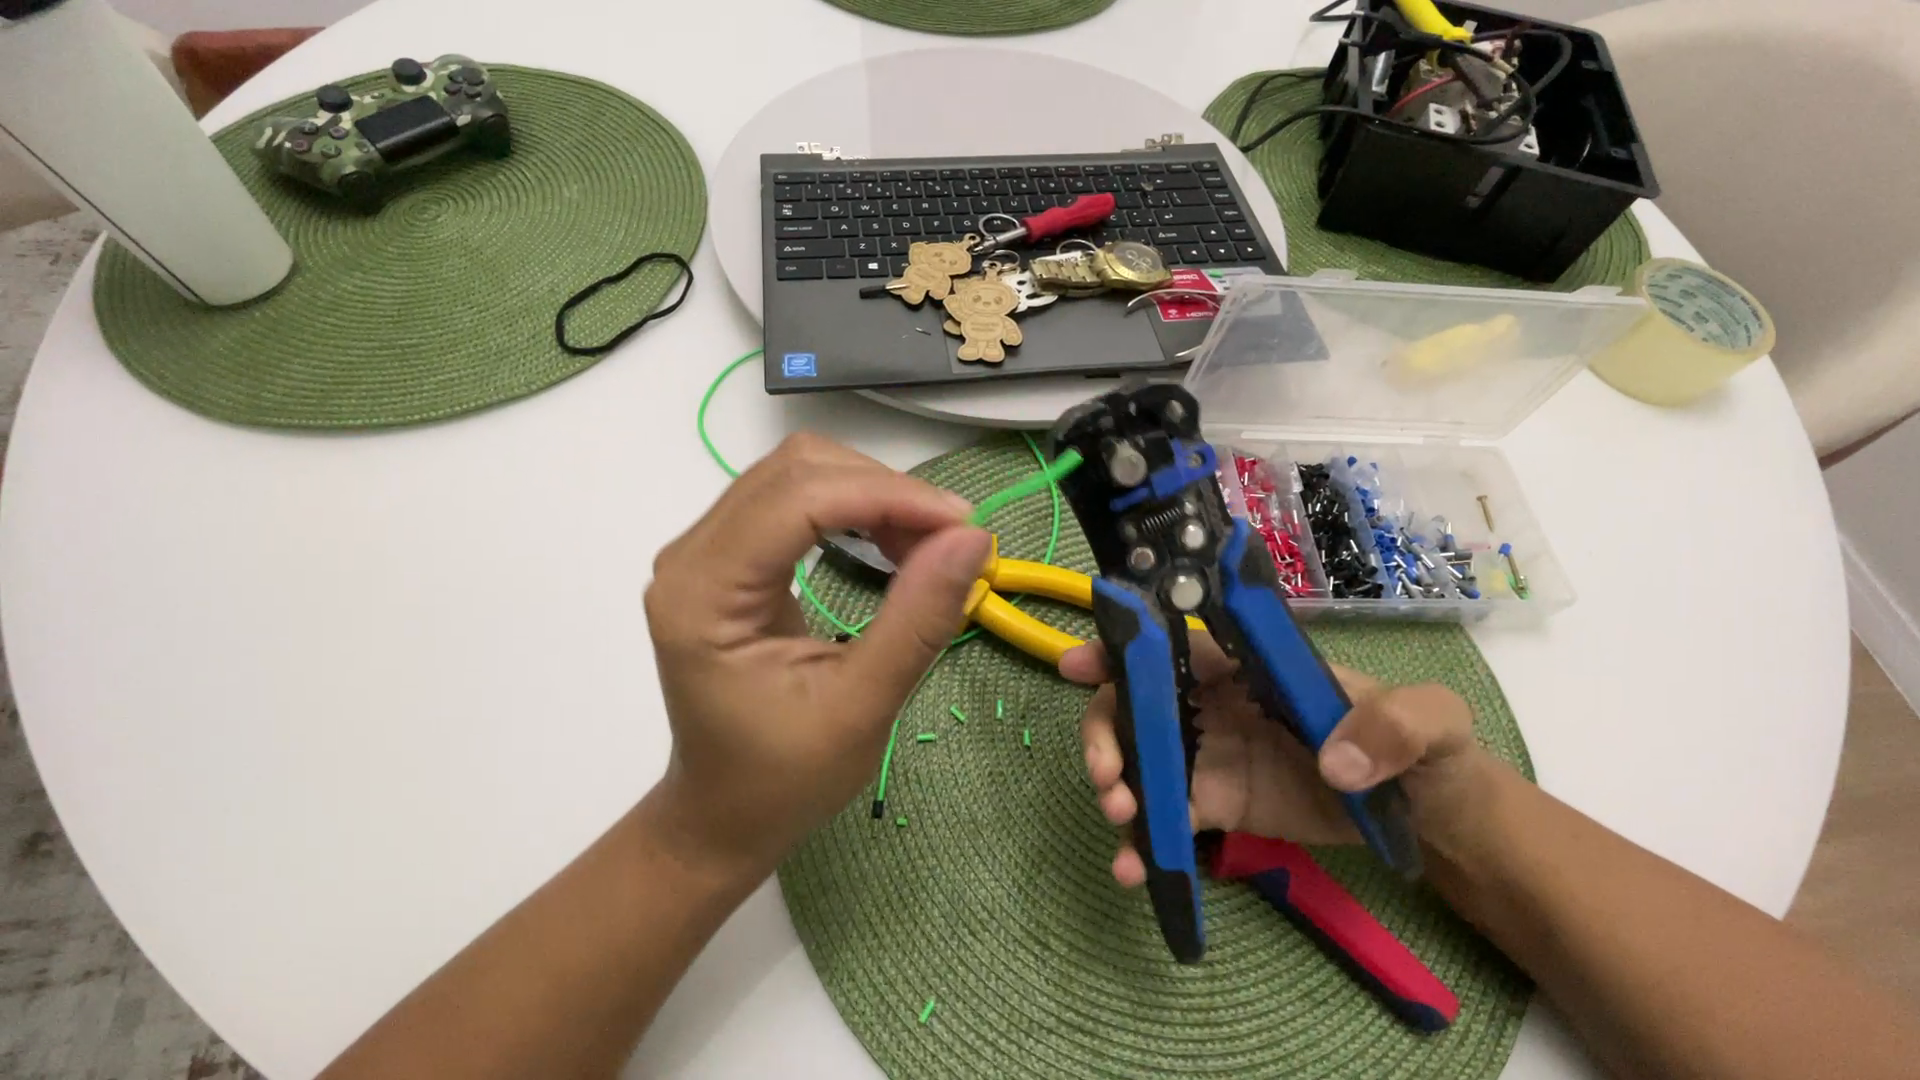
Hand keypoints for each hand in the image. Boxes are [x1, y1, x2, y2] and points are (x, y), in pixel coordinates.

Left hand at [643, 434, 990, 880]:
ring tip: (926, 547)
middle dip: (884, 491)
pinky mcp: (725, 558)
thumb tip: (972, 539)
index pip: (798, 500)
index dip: (888, 496)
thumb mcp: (861, 708)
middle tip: (951, 542)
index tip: (964, 524)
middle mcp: (690, 556)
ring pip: (797, 474)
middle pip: (796, 470)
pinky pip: (792, 500)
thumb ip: (917, 621)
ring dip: (872, 495)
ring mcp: (702, 552)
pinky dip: (852, 508)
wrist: (722, 814)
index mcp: (704, 594)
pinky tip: (890, 543)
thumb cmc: (783, 779)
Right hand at [1061, 633, 1485, 886]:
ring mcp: (1210, 756)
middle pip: (1138, 704)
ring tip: (1122, 818)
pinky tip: (1133, 869)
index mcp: (1250, 668)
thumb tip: (1334, 762)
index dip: (1122, 651)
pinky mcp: (1215, 805)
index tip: (1077, 666)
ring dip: (1115, 784)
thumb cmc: (1423, 746)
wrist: (1426, 816)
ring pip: (1140, 760)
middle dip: (1106, 732)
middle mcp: (1217, 705)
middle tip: (1108, 776)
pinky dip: (1142, 840)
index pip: (1175, 647)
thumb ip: (1395, 723)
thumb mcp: (1432, 720)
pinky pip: (1165, 817)